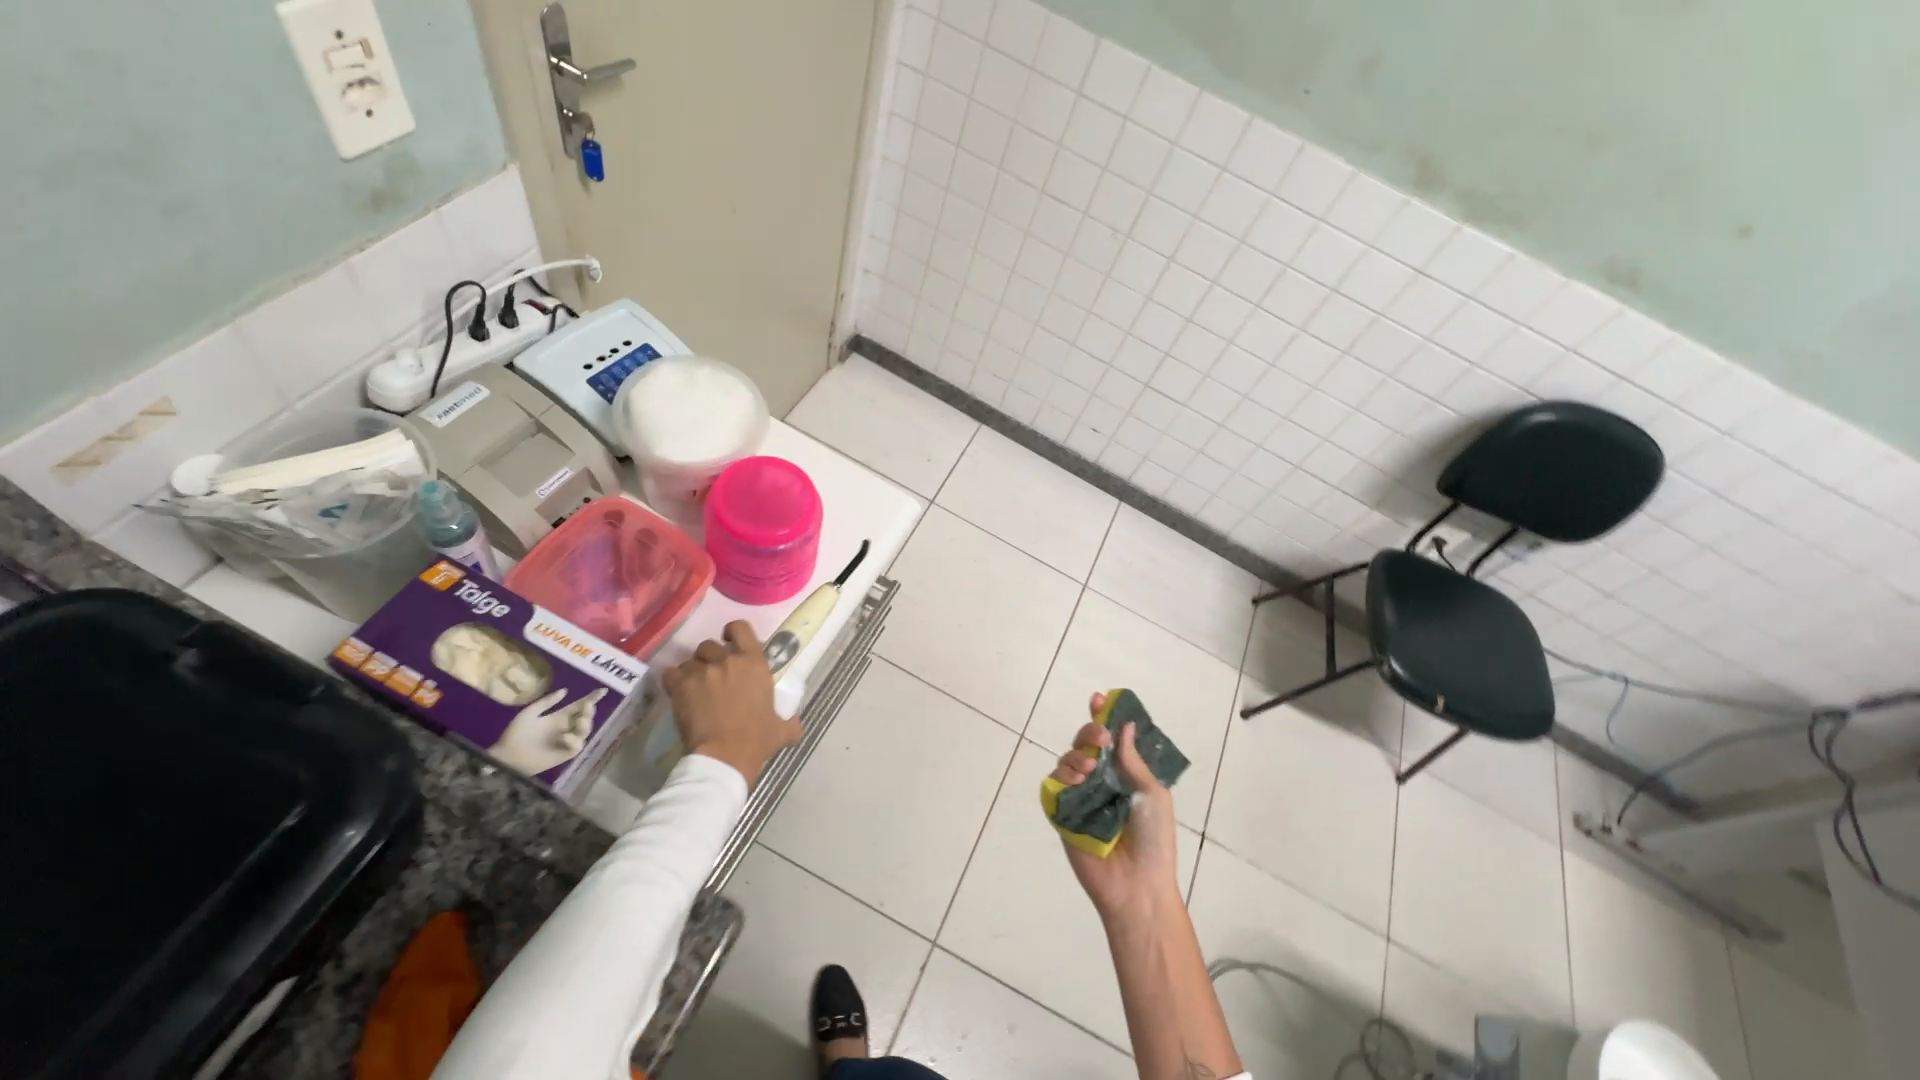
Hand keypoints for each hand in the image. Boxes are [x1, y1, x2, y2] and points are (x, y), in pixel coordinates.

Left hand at [489, 687, 605, 774]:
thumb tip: (565, 690)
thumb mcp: (529, 713)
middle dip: (589, 711)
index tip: (603, 690)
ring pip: (586, 730)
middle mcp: (565, 728)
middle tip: (587, 706)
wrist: (507, 756)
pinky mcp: (565, 754)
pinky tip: (564, 737)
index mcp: (558, 717)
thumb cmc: (515, 734)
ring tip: (578, 720)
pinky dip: (574, 740)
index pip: (579, 706)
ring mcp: (567, 741)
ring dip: (585, 723)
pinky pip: (577, 746)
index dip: (591, 698)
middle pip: (586, 717)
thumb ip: (547, 702)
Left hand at [663, 620, 797, 782]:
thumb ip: (790, 723)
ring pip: (690, 661)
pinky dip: (674, 681)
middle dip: (710, 658)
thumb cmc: (756, 740)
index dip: (732, 632)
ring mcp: (701, 672)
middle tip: (713, 675)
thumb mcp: (782, 730)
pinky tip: (678, 693)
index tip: (730, 642)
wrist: (724, 756)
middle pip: (709, 645)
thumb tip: (796, 728)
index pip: (740, 628)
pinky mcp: (680, 686)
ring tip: (695, 688)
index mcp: (754, 663)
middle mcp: (726, 661)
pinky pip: (671, 674)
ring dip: (692, 671)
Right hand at [1050, 692, 1181, 926]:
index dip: (1102, 718)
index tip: (1098, 698)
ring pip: (1067, 762)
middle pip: (1085, 745)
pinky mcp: (1063, 815)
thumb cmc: (1154, 840)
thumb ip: (1134, 762)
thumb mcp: (1153, 795)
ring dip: (1076, 757)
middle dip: (1088, 733)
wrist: (1138, 885)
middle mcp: (1100, 782)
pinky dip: (1062, 778)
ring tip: (1089, 768)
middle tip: (1098, 737)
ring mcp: (1080, 798)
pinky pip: (1054, 788)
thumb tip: (1123, 726)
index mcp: (1125, 776)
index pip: (1111, 741)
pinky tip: (1076, 782)